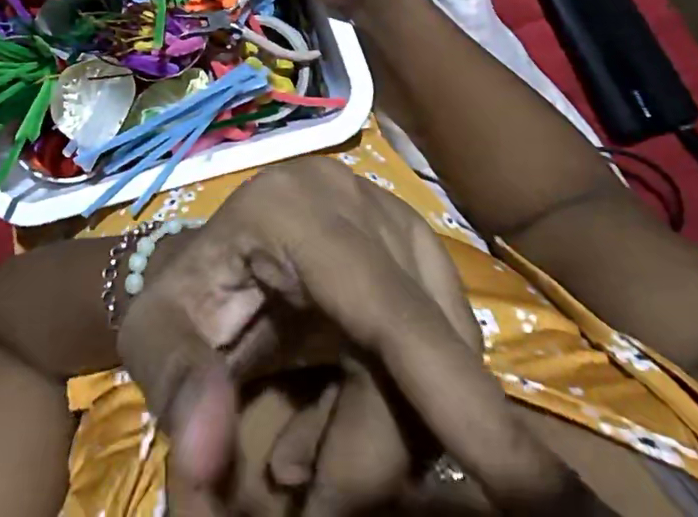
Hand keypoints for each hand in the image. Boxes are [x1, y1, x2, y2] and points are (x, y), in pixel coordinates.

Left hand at [117, 156, 583, 513]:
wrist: (207, 254)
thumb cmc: (180, 290)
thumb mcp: (154, 331)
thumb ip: (177, 382)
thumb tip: (208, 461)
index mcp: (302, 212)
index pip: (395, 317)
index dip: (466, 408)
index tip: (544, 500)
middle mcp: (368, 210)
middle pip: (424, 360)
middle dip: (377, 455)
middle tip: (306, 498)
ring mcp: (402, 229)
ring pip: (442, 365)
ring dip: (379, 438)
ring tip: (300, 457)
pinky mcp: (416, 257)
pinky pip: (438, 354)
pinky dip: (393, 410)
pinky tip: (330, 422)